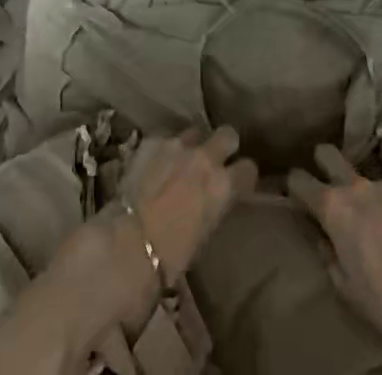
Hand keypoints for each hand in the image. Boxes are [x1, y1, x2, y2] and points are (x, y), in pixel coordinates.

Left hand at [121, 127, 258, 285]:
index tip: (238, 179)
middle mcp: (204, 157)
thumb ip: (215, 202)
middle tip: (216, 156)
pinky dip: (165, 147)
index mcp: (224, 184)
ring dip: (192, 144)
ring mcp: (176, 144)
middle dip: (224, 143)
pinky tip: (155, 161)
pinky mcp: (151, 140)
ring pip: (194, 131)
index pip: (248, 168)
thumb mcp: (208, 227)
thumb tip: (213, 195)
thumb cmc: (175, 250)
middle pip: (227, 134)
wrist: (133, 237)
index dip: (243, 174)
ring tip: (182, 158)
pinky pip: (165, 137)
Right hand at [287, 144, 381, 354]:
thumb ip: (326, 249)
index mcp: (331, 204)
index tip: (296, 199)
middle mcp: (355, 187)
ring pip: (360, 176)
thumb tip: (323, 236)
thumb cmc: (381, 298)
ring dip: (357, 190)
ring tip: (368, 217)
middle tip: (325, 187)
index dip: (293, 187)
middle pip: (327, 153)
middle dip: (321, 163)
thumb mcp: (341, 280)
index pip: (297, 177)